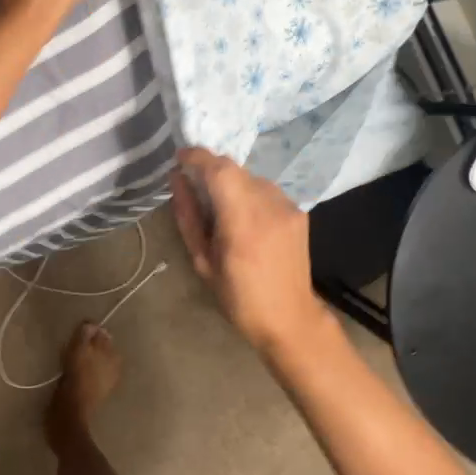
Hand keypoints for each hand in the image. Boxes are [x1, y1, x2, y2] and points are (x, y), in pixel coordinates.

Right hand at [170, 147, 331, 349]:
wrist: (290, 317)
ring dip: (230, 183)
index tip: (179, 158)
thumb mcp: (202, 260)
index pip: (220, 170)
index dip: (197, 157)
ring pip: (251, 178)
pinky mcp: (298, 211)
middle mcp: (269, 206)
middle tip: (193, 185)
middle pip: (235, 170)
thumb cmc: (238, 297)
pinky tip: (243, 217)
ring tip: (219, 207)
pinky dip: (248, 194)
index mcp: (243, 222)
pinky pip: (266, 191)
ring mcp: (288, 207)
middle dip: (210, 170)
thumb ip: (188, 216)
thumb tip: (176, 179)